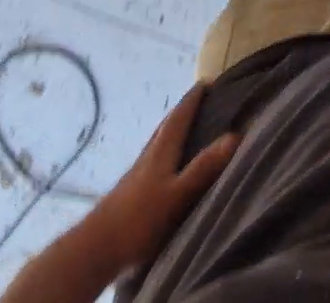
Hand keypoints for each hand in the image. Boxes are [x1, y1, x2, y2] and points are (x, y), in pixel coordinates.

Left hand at [80, 84, 239, 272]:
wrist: (95, 248)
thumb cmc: (139, 219)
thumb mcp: (178, 195)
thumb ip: (204, 168)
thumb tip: (234, 135)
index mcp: (160, 152)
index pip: (178, 118)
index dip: (192, 100)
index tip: (206, 81)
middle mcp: (147, 157)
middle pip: (166, 126)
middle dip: (183, 111)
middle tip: (200, 99)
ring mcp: (137, 175)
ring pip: (159, 142)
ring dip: (173, 130)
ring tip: (188, 127)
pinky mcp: (131, 192)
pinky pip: (154, 160)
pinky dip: (167, 151)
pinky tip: (168, 165)